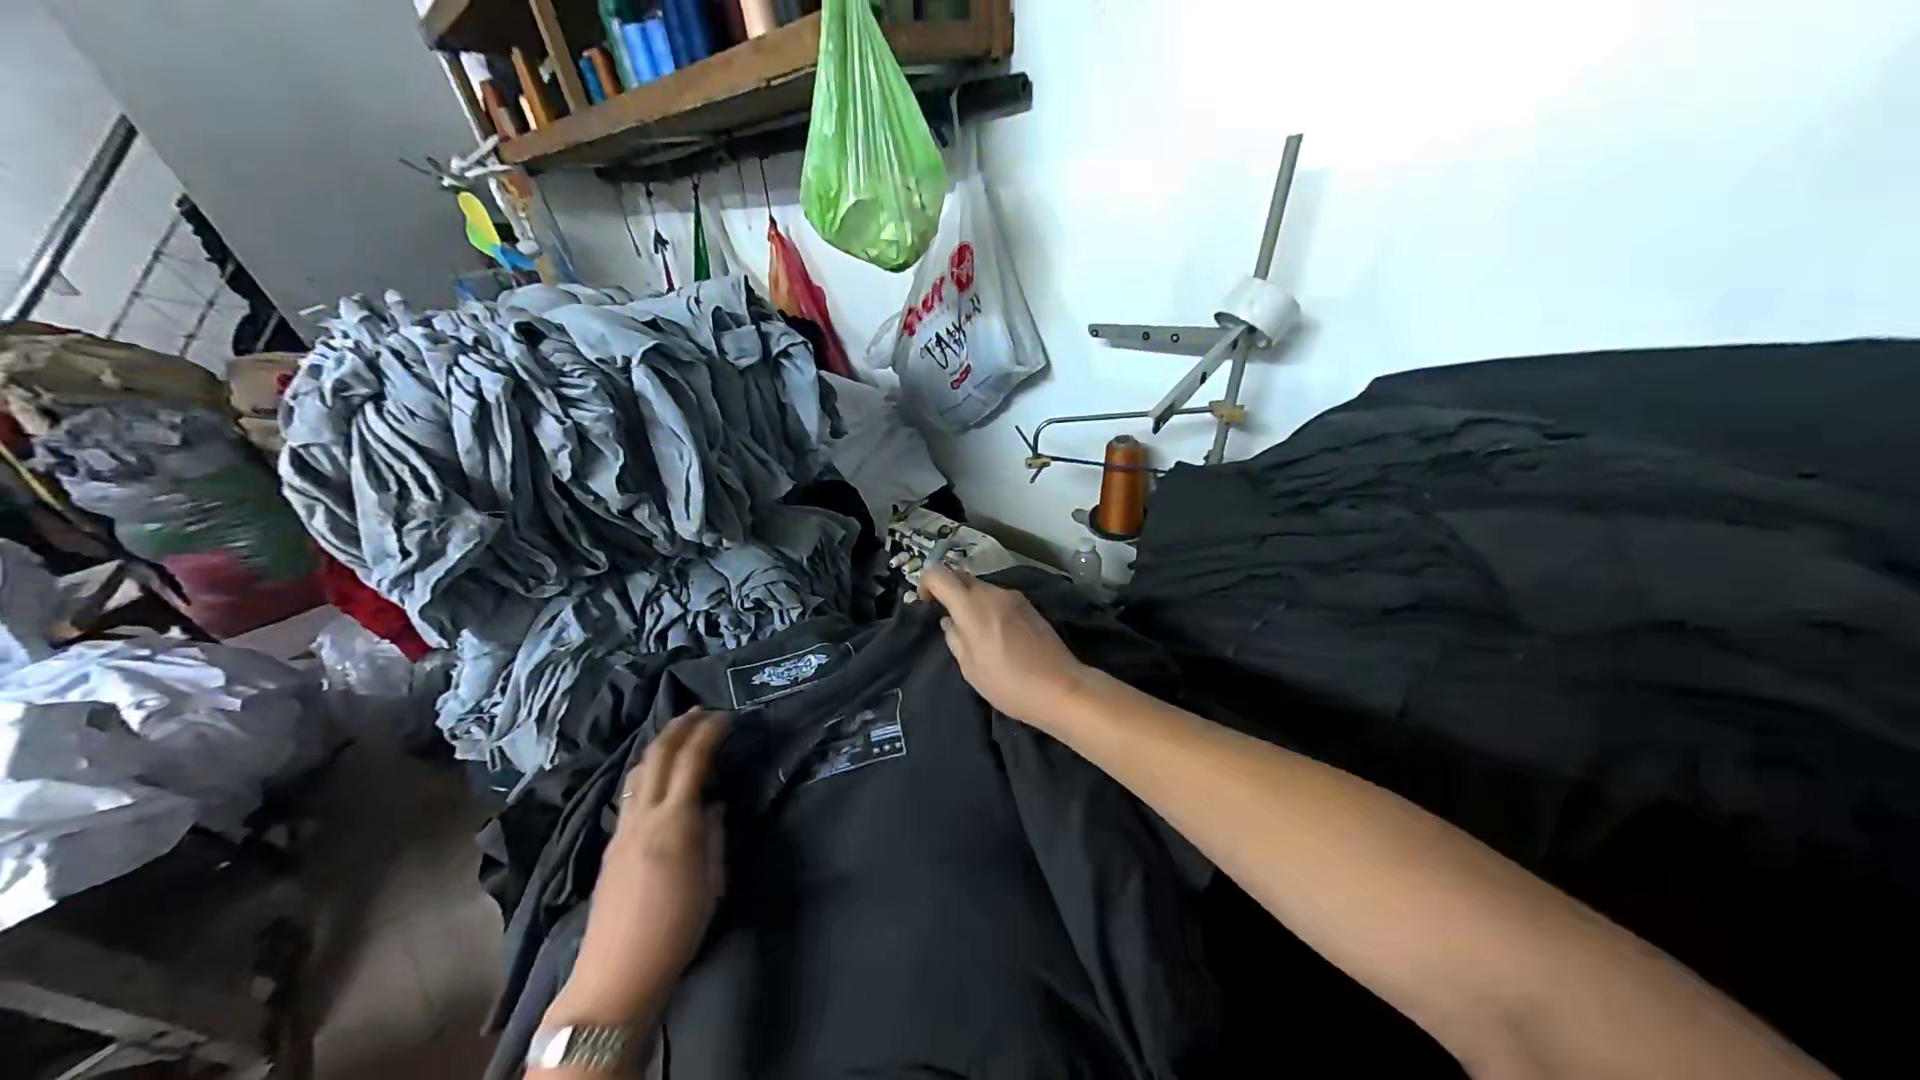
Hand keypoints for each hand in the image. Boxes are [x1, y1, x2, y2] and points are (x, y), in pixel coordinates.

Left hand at [553, 707, 727, 1023]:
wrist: (616, 975)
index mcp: (674, 823)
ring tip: (677, 733)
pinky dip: (646, 772)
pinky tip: (656, 777)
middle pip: (657, 756)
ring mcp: (621, 830)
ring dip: (657, 746)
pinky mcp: (610, 846)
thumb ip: (714, 836)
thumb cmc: (677, 930)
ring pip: (637, 772)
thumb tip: (713, 806)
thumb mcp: (712, 881)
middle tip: (699, 711)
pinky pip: (629, 795)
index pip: (692, 761)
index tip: (724, 717)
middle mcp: (643, 817)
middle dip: (678, 727)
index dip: (708, 733)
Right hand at [918, 565, 1091, 727]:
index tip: (925, 603)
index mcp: (972, 606)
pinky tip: (994, 633)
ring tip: (972, 630)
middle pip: (961, 576)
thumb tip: (949, 621)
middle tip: (946, 616)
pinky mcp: (1029, 606)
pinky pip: (999, 598)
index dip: (926, 582)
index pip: (939, 574)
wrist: (1060, 688)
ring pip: (981, 587)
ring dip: (970, 600)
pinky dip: (988, 607)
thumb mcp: (970, 668)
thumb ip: (954, 638)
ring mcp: (1014, 597)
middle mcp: (993, 593)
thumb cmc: (1009, 683)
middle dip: (948, 590)